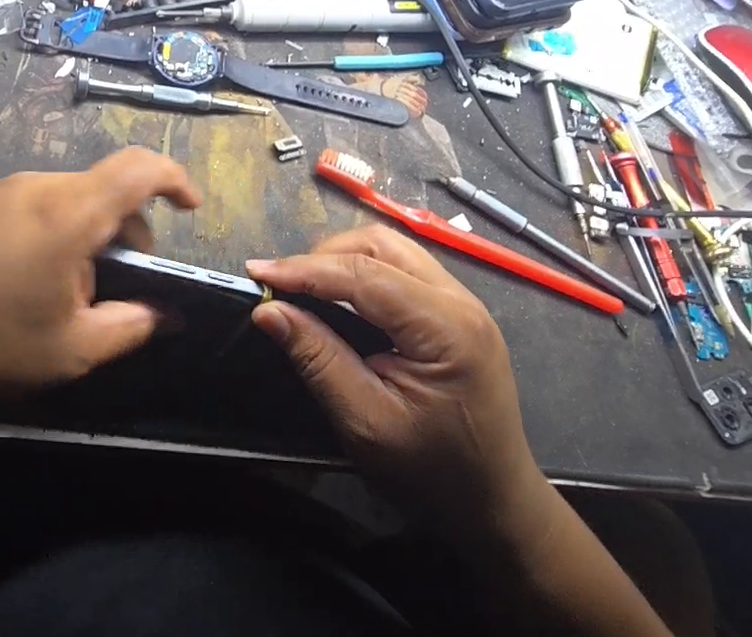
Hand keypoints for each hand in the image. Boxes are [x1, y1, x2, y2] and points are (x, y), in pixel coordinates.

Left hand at [0, 147, 201, 414]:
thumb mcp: (74, 349)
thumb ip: (134, 324)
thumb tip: (170, 314)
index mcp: (67, 214)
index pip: (139, 167)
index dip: (176, 179)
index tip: (192, 209)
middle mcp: (36, 187)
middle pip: (106, 187)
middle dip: (131, 228)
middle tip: (122, 284)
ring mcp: (2, 191)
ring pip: (72, 197)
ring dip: (93, 232)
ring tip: (73, 290)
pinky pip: (39, 204)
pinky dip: (60, 229)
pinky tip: (36, 279)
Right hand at [247, 226, 549, 532]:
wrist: (495, 505)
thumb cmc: (432, 473)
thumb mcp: (365, 421)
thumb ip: (318, 359)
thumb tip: (268, 311)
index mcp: (446, 328)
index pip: (364, 273)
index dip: (304, 268)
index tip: (256, 272)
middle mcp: (460, 301)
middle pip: (382, 244)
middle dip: (324, 255)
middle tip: (281, 283)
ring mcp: (463, 304)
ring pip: (392, 248)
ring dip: (343, 257)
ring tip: (303, 285)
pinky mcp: (456, 313)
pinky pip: (403, 268)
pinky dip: (362, 270)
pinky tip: (337, 294)